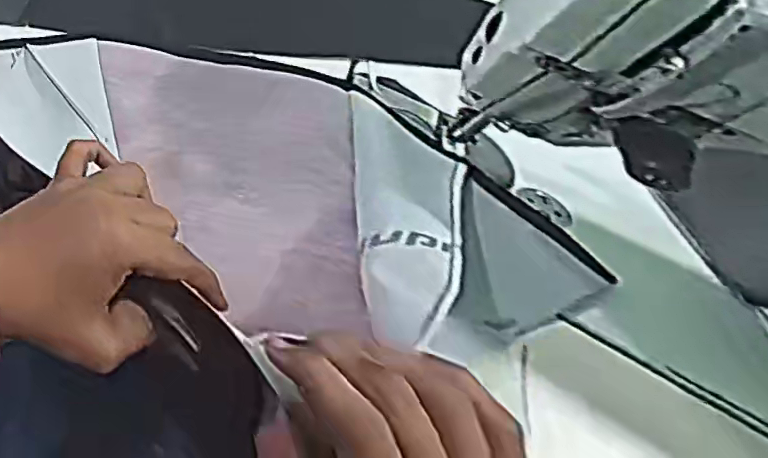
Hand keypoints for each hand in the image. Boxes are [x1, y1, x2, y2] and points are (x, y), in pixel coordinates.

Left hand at [0, 140, 226, 373]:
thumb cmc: (35, 308)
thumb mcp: (99, 345)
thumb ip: (138, 331)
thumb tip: (142, 314)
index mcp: (121, 239)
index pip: (180, 258)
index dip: (204, 283)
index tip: (213, 300)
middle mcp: (105, 203)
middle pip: (162, 216)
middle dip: (169, 249)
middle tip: (160, 278)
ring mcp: (78, 186)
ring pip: (133, 178)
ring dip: (143, 204)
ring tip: (137, 233)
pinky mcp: (55, 182)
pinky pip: (81, 151)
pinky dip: (98, 157)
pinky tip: (104, 174)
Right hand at [268, 334, 523, 457]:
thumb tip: (274, 419)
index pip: (359, 421)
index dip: (310, 372)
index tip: (278, 352)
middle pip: (397, 396)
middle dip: (339, 354)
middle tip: (303, 346)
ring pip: (445, 393)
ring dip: (387, 357)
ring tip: (351, 351)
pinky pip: (493, 416)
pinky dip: (447, 378)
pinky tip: (409, 366)